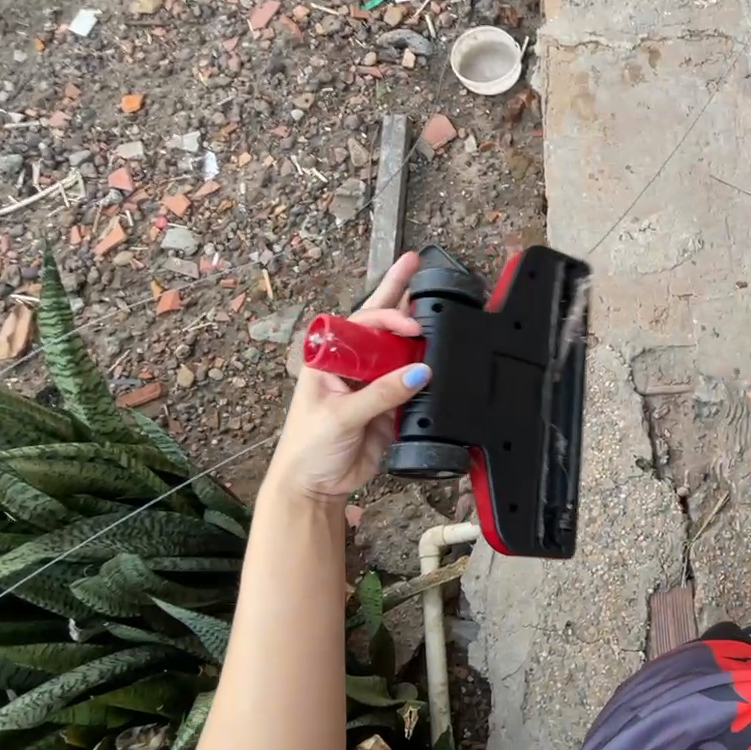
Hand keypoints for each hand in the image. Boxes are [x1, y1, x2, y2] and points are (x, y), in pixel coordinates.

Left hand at [264, 252, 430, 503]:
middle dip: (398, 293)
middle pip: (379, 323)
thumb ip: (381, 394)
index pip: (362, 324)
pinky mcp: (390, 406)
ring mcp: (373, 384)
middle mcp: (352, 364)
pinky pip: (414, 383)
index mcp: (328, 358)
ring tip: (438, 301)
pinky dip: (429, 372)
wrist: (315, 486)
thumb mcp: (341, 416)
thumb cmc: (308, 447)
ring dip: (420, 330)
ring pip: (401, 350)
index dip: (389, 319)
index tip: (413, 328)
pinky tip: (442, 356)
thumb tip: (419, 373)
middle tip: (415, 262)